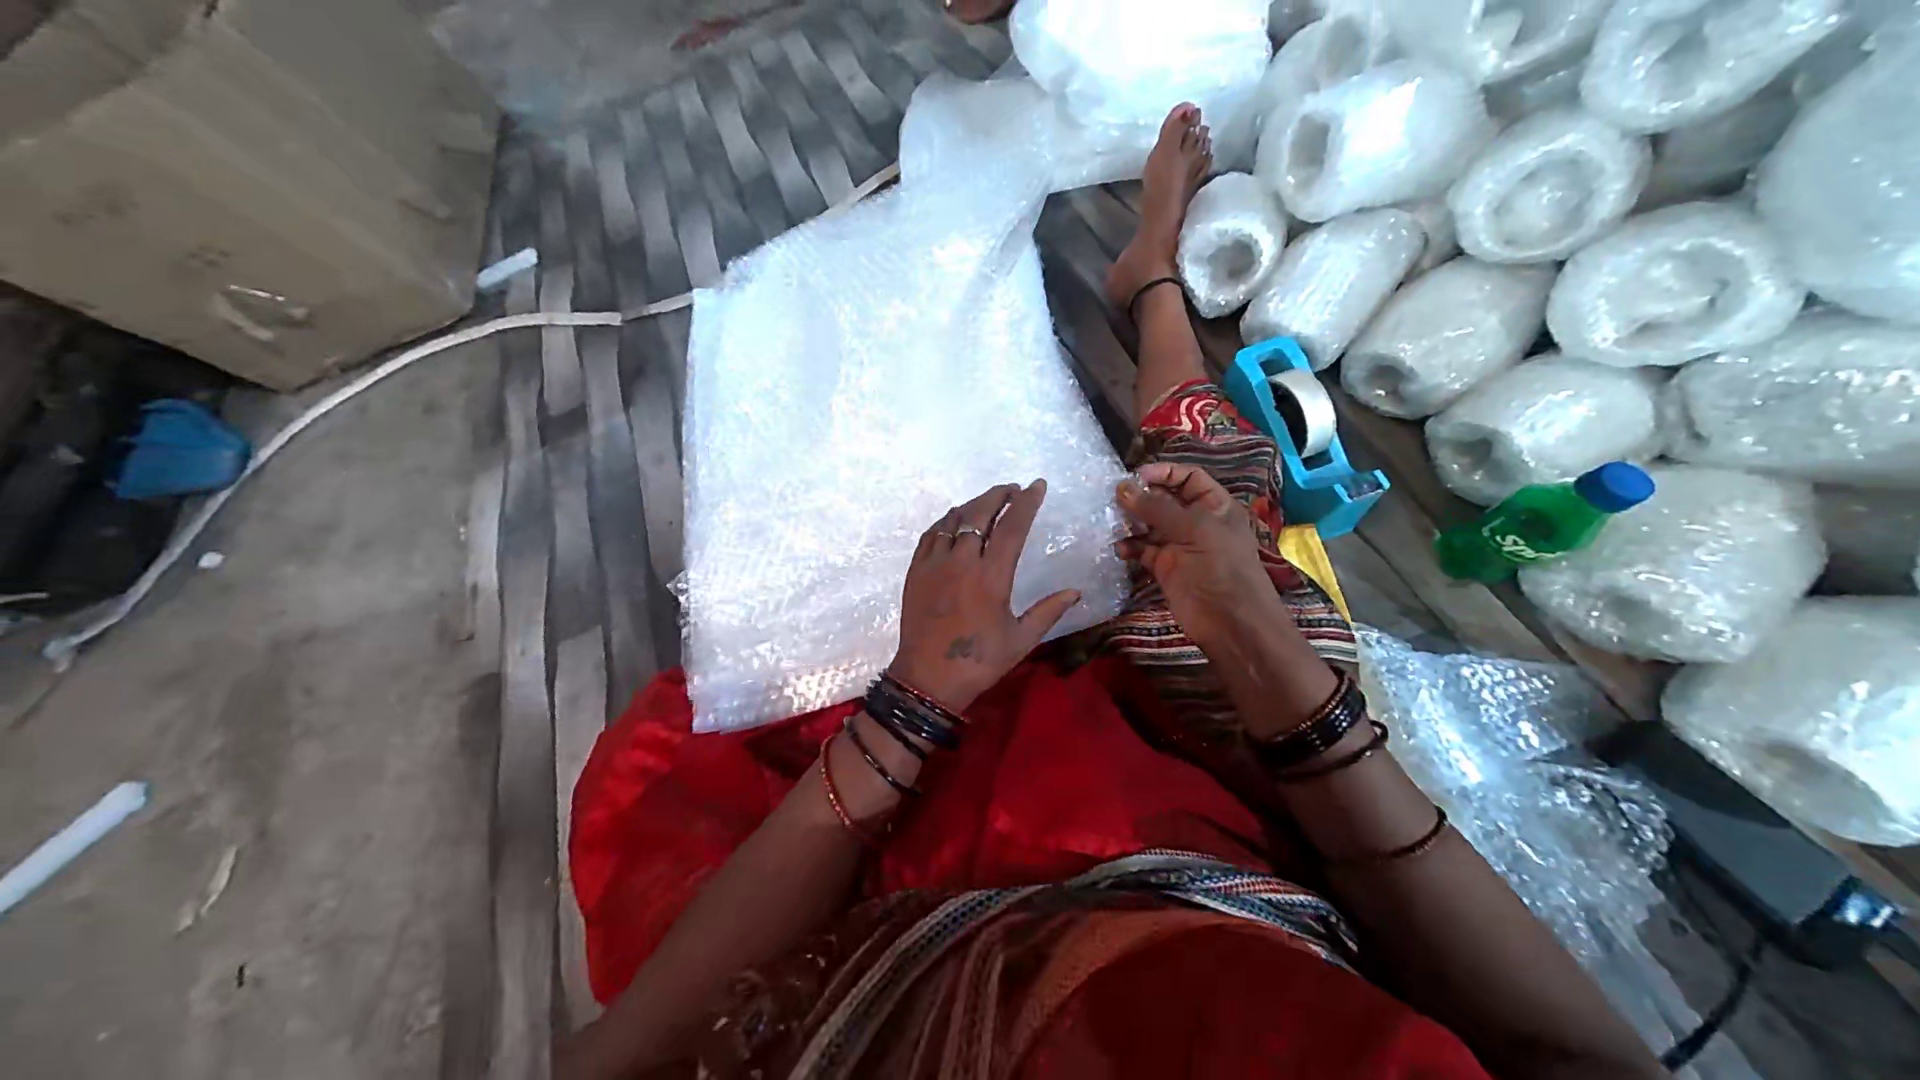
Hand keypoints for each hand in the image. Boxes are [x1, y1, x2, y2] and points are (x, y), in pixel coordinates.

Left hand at [889, 481, 1081, 711]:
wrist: (927, 679)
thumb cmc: (979, 662)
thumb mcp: (1021, 639)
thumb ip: (1048, 611)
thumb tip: (1075, 592)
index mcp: (991, 577)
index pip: (1012, 527)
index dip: (1026, 502)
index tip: (1037, 486)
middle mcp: (962, 562)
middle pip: (980, 514)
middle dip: (999, 495)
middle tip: (1013, 489)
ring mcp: (934, 564)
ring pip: (954, 520)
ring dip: (973, 506)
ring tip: (988, 502)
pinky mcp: (916, 571)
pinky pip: (931, 534)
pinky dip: (946, 521)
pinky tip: (955, 521)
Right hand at [1116, 462, 1283, 647]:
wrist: (1231, 623)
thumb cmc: (1221, 569)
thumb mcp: (1194, 530)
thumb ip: (1157, 508)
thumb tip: (1122, 487)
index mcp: (1214, 506)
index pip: (1188, 477)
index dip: (1163, 473)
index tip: (1134, 477)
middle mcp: (1196, 522)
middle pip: (1164, 499)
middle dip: (1141, 497)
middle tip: (1113, 498)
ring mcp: (1180, 545)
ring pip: (1150, 524)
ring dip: (1131, 522)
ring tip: (1111, 522)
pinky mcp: (1165, 567)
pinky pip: (1143, 550)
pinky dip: (1130, 547)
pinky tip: (1119, 548)